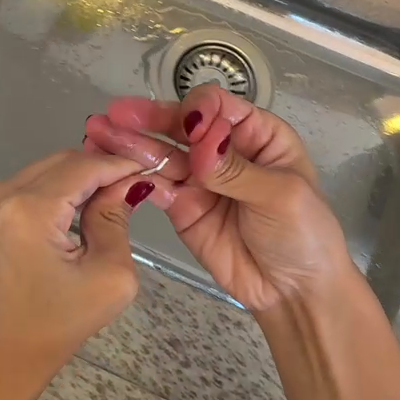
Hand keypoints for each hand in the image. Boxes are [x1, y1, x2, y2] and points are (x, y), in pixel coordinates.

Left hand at [0, 148, 150, 399]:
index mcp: (29, 210)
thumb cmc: (57, 323)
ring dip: (80, 177)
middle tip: (137, 182)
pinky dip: (59, 188)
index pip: (83, 167)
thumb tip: (128, 182)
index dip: (119, 164)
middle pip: (63, 161)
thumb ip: (116, 219)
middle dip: (101, 168)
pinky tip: (83, 204)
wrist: (1, 350)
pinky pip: (30, 183)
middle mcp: (0, 193)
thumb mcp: (108, 276)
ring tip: (115, 194)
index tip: (151, 168)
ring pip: (47, 169)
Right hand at [82, 87, 356, 312]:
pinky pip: (153, 186)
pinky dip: (131, 178)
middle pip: (179, 126)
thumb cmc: (304, 234)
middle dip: (146, 119)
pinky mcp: (179, 207)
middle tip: (112, 115)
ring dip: (128, 145)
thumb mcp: (281, 196)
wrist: (294, 292)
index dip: (197, 110)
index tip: (185, 124)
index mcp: (256, 135)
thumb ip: (236, 169)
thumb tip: (199, 142)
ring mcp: (198, 179)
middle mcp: (222, 150)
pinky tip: (108, 168)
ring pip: (160, 155)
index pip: (218, 108)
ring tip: (96, 136)